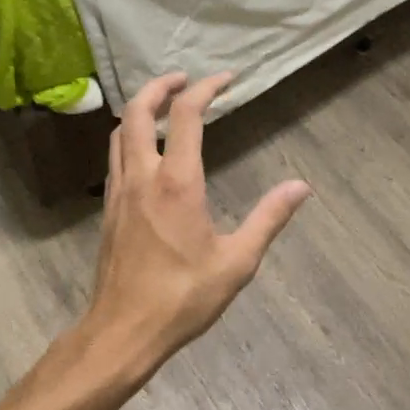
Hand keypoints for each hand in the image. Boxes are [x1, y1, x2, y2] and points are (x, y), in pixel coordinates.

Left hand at [81, 72, 311, 376]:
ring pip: (121, 132)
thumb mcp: (237, 262)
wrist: (123, 330)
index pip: (186, 116)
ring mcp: (120, 190)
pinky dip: (131, 135)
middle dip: (160, 86)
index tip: (226, 79)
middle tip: (185, 79)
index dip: (206, 88)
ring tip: (166, 105)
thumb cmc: (183, 298)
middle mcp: (143, 176)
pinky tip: (147, 149)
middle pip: (140, 111)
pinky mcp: (109, 208)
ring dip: (142, 108)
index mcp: (177, 183)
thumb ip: (268, 219)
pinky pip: (116, 155)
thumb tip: (300, 187)